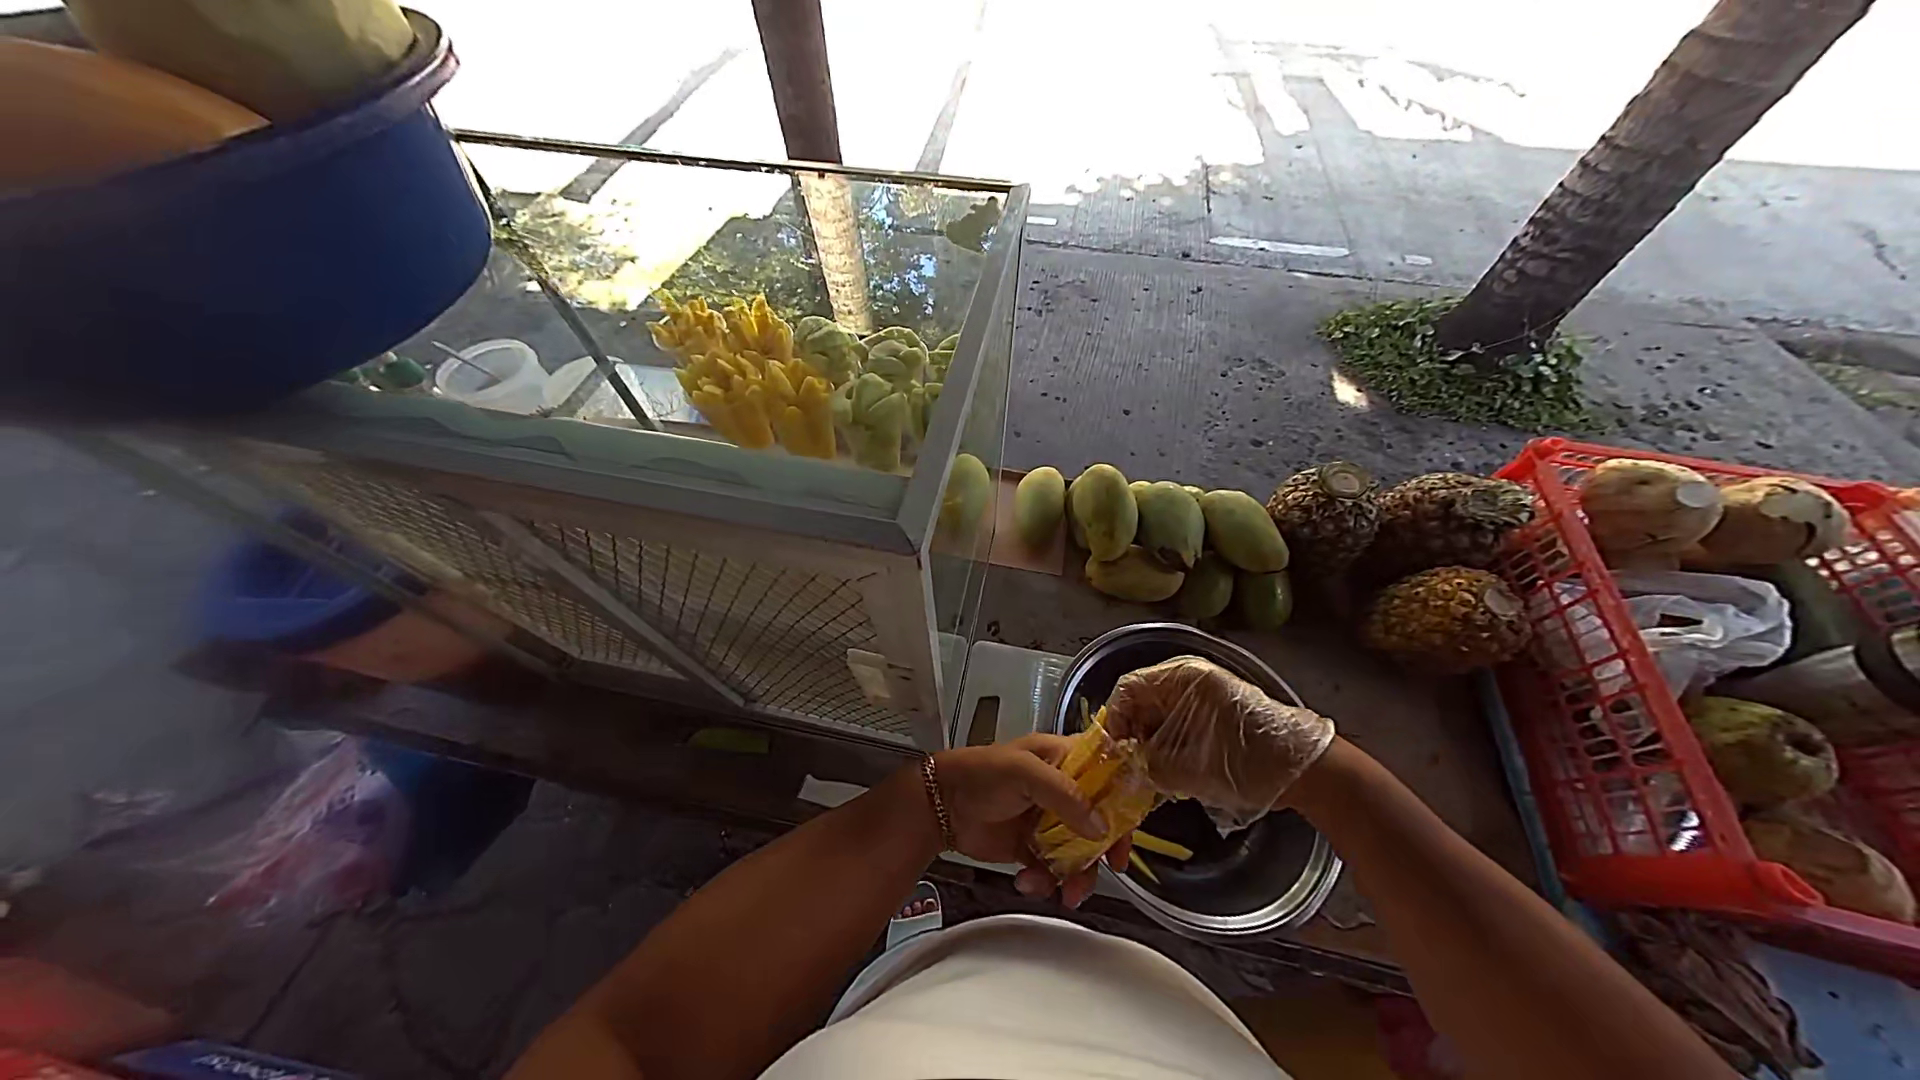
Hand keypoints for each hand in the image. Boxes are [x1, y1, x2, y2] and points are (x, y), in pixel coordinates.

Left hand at [931, 736, 1130, 908]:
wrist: (941, 805)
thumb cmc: (981, 773)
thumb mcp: (1023, 772)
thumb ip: (1064, 794)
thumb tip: (1101, 828)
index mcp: (1065, 758)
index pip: (1109, 776)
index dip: (1123, 802)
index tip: (1126, 831)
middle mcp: (1063, 788)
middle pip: (1101, 820)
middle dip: (1104, 849)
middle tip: (1106, 870)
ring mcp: (1050, 819)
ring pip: (1081, 851)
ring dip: (1079, 874)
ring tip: (1065, 891)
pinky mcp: (1034, 846)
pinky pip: (1055, 869)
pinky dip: (1048, 882)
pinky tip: (1029, 882)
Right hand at [1103, 656, 1335, 827]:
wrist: (1310, 772)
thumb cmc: (1248, 762)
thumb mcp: (1187, 768)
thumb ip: (1147, 763)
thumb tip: (1126, 765)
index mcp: (1180, 676)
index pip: (1127, 689)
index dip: (1114, 722)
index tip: (1112, 754)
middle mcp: (1188, 677)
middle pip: (1140, 701)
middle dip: (1131, 735)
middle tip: (1126, 768)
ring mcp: (1203, 692)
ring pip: (1158, 715)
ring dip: (1149, 743)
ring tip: (1147, 774)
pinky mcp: (1214, 710)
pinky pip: (1177, 722)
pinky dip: (1168, 744)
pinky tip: (1169, 770)